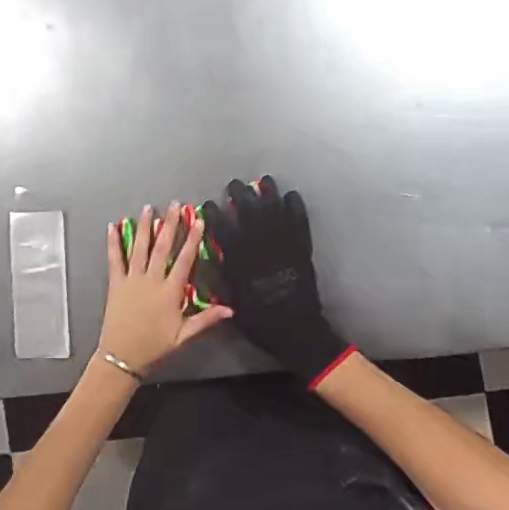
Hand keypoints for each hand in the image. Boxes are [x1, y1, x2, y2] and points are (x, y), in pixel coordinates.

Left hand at [96, 203, 232, 372]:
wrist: (121, 356)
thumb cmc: (155, 346)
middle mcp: (152, 280)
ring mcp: (132, 280)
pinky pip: (115, 259)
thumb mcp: (184, 335)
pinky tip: (113, 227)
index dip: (192, 239)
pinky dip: (113, 242)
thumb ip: (206, 319)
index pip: (185, 259)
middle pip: (163, 247)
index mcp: (170, 291)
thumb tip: (230, 309)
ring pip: (140, 248)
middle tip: (174, 205)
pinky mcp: (115, 284)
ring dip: (144, 227)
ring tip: (148, 208)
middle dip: (169, 224)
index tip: (197, 220)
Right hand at [203, 176, 352, 386]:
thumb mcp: (231, 297)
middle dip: (239, 193)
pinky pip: (298, 219)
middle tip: (234, 186)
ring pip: (274, 208)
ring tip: (263, 181)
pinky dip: (295, 205)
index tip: (207, 204)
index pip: (221, 226)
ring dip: (268, 192)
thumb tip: (211, 253)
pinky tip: (290, 195)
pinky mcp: (301, 246)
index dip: (213, 212)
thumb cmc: (258, 317)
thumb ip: (221, 272)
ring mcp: (282, 241)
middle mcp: (259, 243)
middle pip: (247, 208)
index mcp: (238, 256)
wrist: (294, 327)